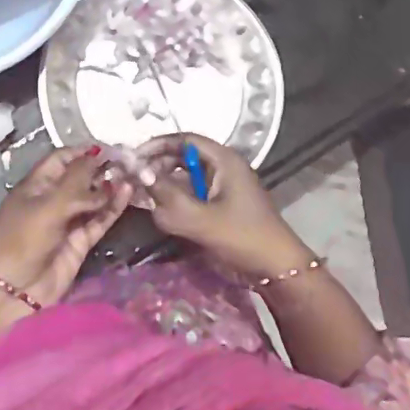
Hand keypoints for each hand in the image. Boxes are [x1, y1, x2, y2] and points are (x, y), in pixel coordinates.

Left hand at [0, 146, 129, 306]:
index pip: (62, 159)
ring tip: (133, 174)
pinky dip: (113, 206)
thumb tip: (99, 157)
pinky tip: (126, 192)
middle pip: (81, 177)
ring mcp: (68, 221)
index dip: (83, 151)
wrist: (11, 292)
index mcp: (36, 185)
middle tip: (129, 159)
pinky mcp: (81, 241)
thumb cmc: (21, 240)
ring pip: (94, 198)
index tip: (109, 146)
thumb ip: (77, 181)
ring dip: (111, 186)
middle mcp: (53, 200)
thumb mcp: (48, 205)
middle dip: (102, 168)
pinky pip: (100, 218)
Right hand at [138, 134, 310, 278]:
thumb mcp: (201, 219)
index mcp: (224, 160)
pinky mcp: (220, 206)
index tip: (134, 158)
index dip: (158, 145)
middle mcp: (223, 168)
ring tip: (142, 198)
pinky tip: (160, 213)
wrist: (275, 269)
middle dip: (158, 167)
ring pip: (185, 178)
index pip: (185, 140)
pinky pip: (192, 196)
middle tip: (134, 181)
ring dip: (165, 186)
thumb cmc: (243, 238)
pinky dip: (175, 201)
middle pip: (183, 157)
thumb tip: (139, 175)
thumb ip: (168, 197)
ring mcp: (222, 187)